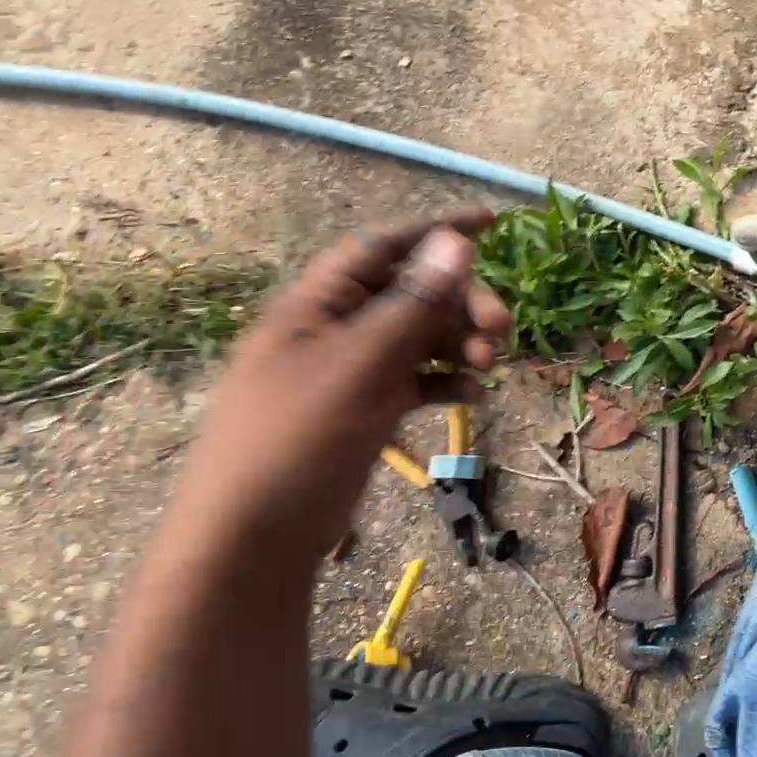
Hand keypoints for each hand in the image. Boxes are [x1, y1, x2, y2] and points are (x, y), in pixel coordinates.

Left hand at [171, 209, 510, 559]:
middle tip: (501, 327)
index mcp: (316, 305)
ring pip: (422, 337)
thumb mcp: (359, 363)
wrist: (255, 533)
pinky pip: (419, 377)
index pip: (382, 248)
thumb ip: (412, 303)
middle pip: (414, 295)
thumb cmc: (296, 436)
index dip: (435, 231)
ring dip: (459, 344)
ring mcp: (353, 369)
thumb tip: (456, 242)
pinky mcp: (368, 405)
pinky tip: (468, 395)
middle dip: (461, 305)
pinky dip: (447, 380)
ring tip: (488, 366)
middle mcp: (336, 329)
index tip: (493, 223)